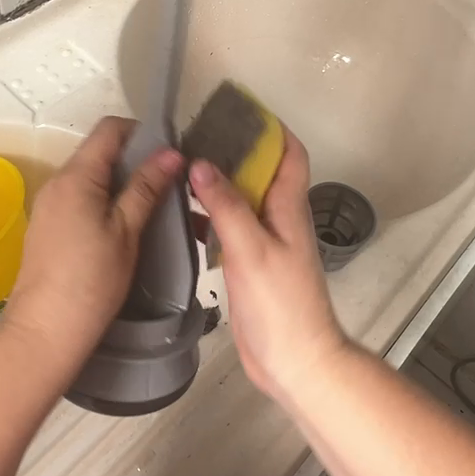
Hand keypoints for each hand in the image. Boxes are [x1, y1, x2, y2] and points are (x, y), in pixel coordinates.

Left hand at [5, 117, 182, 356]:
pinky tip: (125, 228)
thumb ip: (146, 187)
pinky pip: (80, 199)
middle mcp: (57, 182)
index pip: (109, 129)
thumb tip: (171, 152)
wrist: (43, 333)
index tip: (168, 154)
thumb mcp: (127, 231)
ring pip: (91, 178)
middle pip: (99, 152)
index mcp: (77, 176)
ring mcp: (48, 205)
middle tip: (169, 184)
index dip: (141, 132)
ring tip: (153, 209)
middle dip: (135, 161)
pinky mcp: (46, 227)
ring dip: (121, 184)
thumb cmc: (91, 281)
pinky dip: (104, 202)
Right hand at [190, 130, 350, 401]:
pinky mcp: (249, 264)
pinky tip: (180, 215)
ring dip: (217, 182)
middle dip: (234, 151)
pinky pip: (228, 228)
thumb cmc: (281, 304)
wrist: (294, 363)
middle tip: (194, 136)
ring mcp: (264, 242)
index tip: (238, 112)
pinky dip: (208, 216)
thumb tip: (201, 163)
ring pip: (241, 199)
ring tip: (180, 168)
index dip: (271, 129)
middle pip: (260, 172)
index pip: (290, 154)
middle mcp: (278, 218)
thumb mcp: (252, 250)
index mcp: (289, 207)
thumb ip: (227, 206)